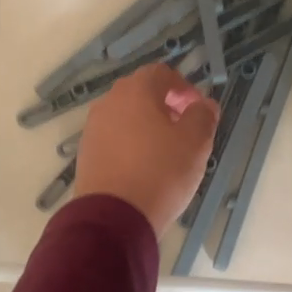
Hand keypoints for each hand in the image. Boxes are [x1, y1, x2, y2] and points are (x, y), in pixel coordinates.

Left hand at [73, 63, 218, 234]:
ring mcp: (93, 129)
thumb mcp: (196, 143)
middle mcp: (109, 103)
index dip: (184, 88)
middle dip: (165, 105)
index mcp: (135, 91)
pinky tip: (143, 168)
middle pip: (141, 93)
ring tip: (165, 152)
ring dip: (147, 126)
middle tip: (184, 129)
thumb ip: (203, 116)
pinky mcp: (86, 155)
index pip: (162, 74)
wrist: (114, 217)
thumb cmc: (160, 173)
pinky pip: (114, 140)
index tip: (198, 110)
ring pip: (125, 117)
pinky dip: (130, 145)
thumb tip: (204, 104)